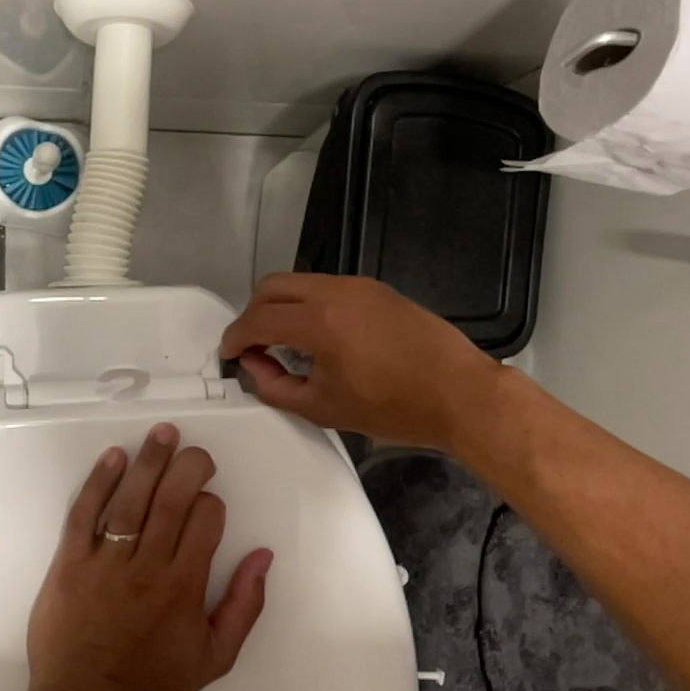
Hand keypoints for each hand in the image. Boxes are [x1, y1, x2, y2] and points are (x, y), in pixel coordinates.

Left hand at [24, 424, 272, 690]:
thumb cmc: (152, 683)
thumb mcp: (215, 658)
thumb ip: (244, 606)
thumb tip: (263, 557)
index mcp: (184, 586)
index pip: (206, 519)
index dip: (212, 502)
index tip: (208, 503)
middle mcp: (147, 566)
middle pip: (173, 498)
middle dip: (189, 465)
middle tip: (195, 452)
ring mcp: (105, 562)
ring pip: (132, 498)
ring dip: (150, 460)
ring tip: (163, 434)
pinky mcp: (70, 563)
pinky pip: (84, 514)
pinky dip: (98, 482)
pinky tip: (113, 458)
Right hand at [219, 273, 506, 449]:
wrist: (461, 394)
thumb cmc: (395, 408)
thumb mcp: (325, 407)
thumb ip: (277, 387)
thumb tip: (255, 368)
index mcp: (319, 320)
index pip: (258, 319)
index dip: (235, 337)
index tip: (228, 354)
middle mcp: (336, 291)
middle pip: (273, 286)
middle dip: (253, 314)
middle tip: (251, 347)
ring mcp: (360, 286)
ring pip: (301, 282)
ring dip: (281, 307)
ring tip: (284, 344)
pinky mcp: (378, 290)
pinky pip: (328, 288)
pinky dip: (309, 305)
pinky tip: (319, 337)